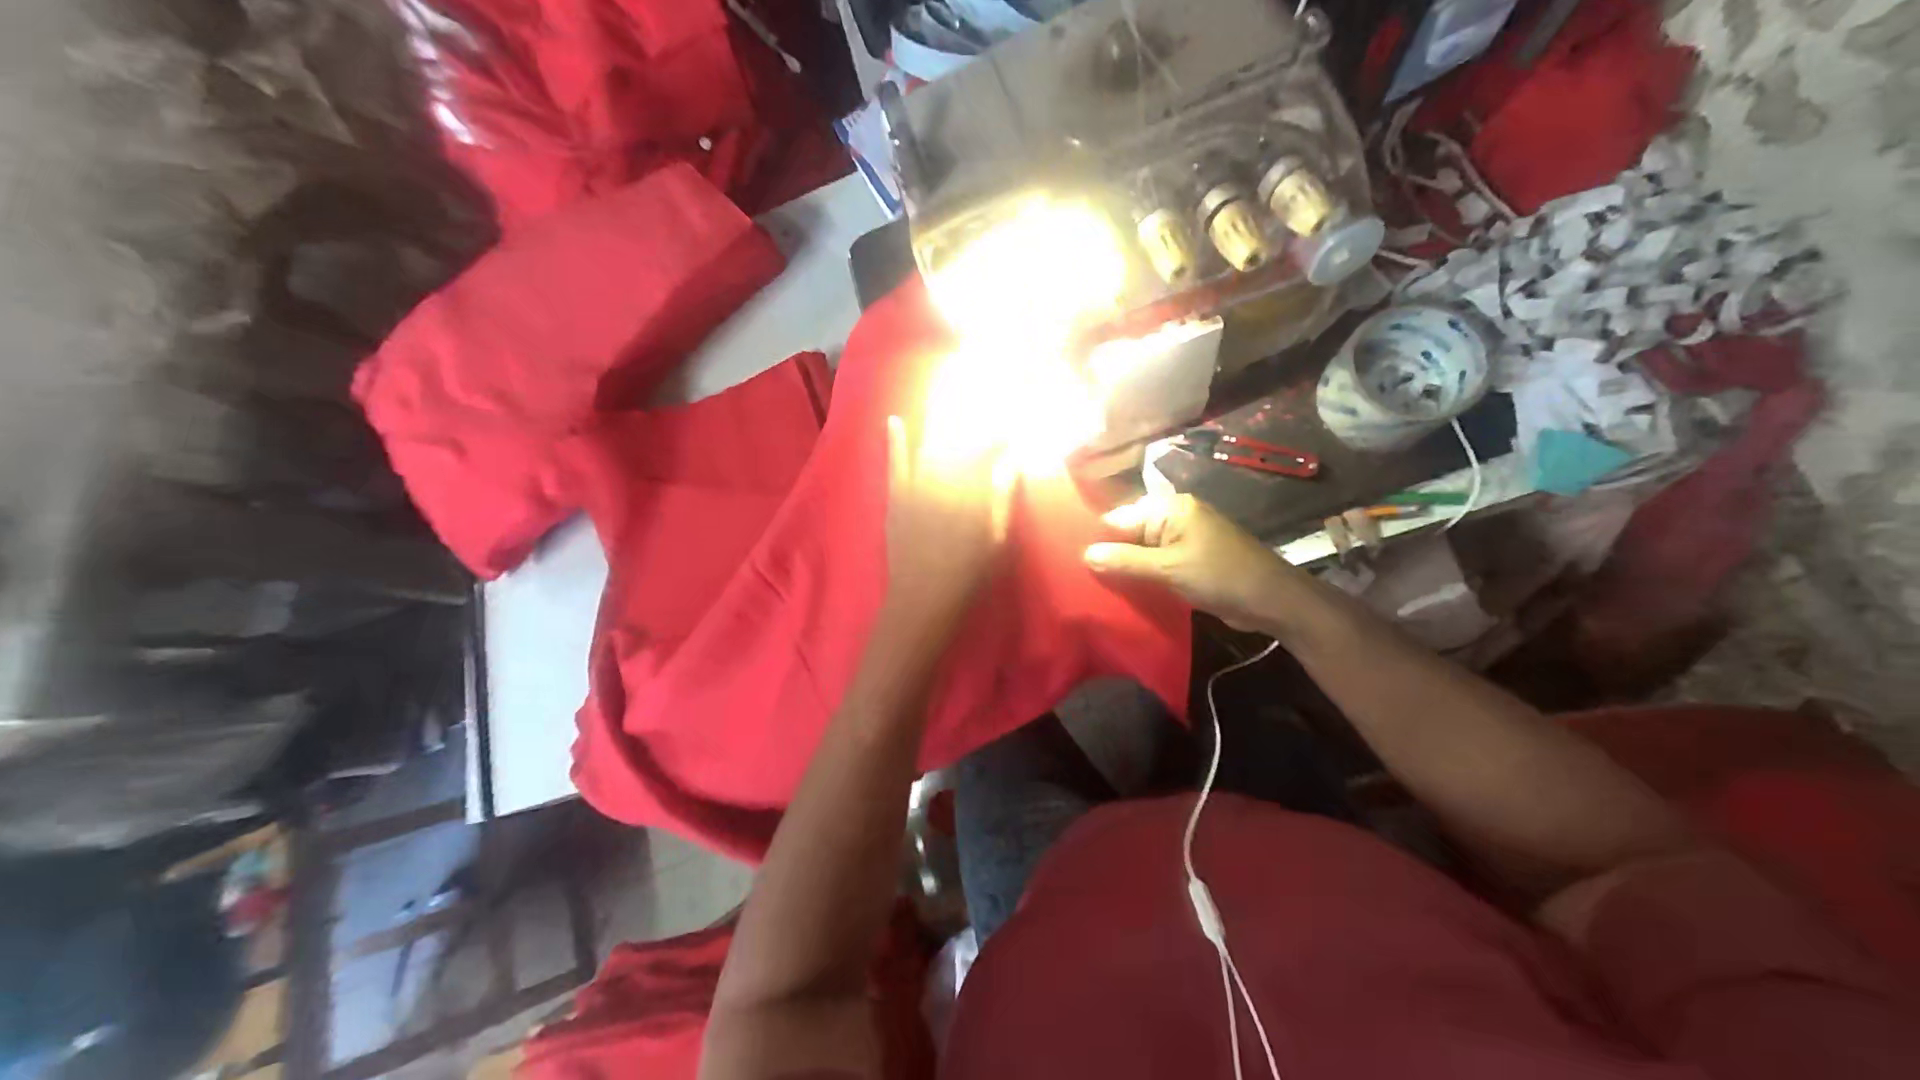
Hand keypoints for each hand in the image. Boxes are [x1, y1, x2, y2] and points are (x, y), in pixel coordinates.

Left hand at [884, 412, 1013, 628]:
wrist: (923, 598)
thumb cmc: (969, 574)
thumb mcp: (998, 540)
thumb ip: (1004, 499)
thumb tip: (1012, 464)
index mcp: (973, 492)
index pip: (986, 451)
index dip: (997, 436)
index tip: (1007, 428)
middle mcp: (944, 482)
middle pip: (956, 442)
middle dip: (967, 420)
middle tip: (974, 403)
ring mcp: (916, 488)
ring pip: (929, 448)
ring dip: (937, 424)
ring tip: (944, 401)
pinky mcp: (896, 498)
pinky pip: (895, 463)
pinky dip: (895, 441)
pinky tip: (894, 420)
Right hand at [1084, 493, 1294, 632]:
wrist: (1272, 600)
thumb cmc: (1220, 576)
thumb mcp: (1168, 569)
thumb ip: (1125, 561)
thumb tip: (1084, 554)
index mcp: (1171, 508)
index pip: (1120, 517)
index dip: (1096, 537)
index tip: (1071, 557)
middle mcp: (1176, 517)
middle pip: (1129, 532)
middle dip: (1108, 553)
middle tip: (1079, 576)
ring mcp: (1184, 539)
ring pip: (1142, 550)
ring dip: (1125, 567)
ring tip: (1094, 585)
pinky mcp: (1190, 560)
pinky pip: (1156, 563)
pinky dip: (1143, 575)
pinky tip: (1123, 590)